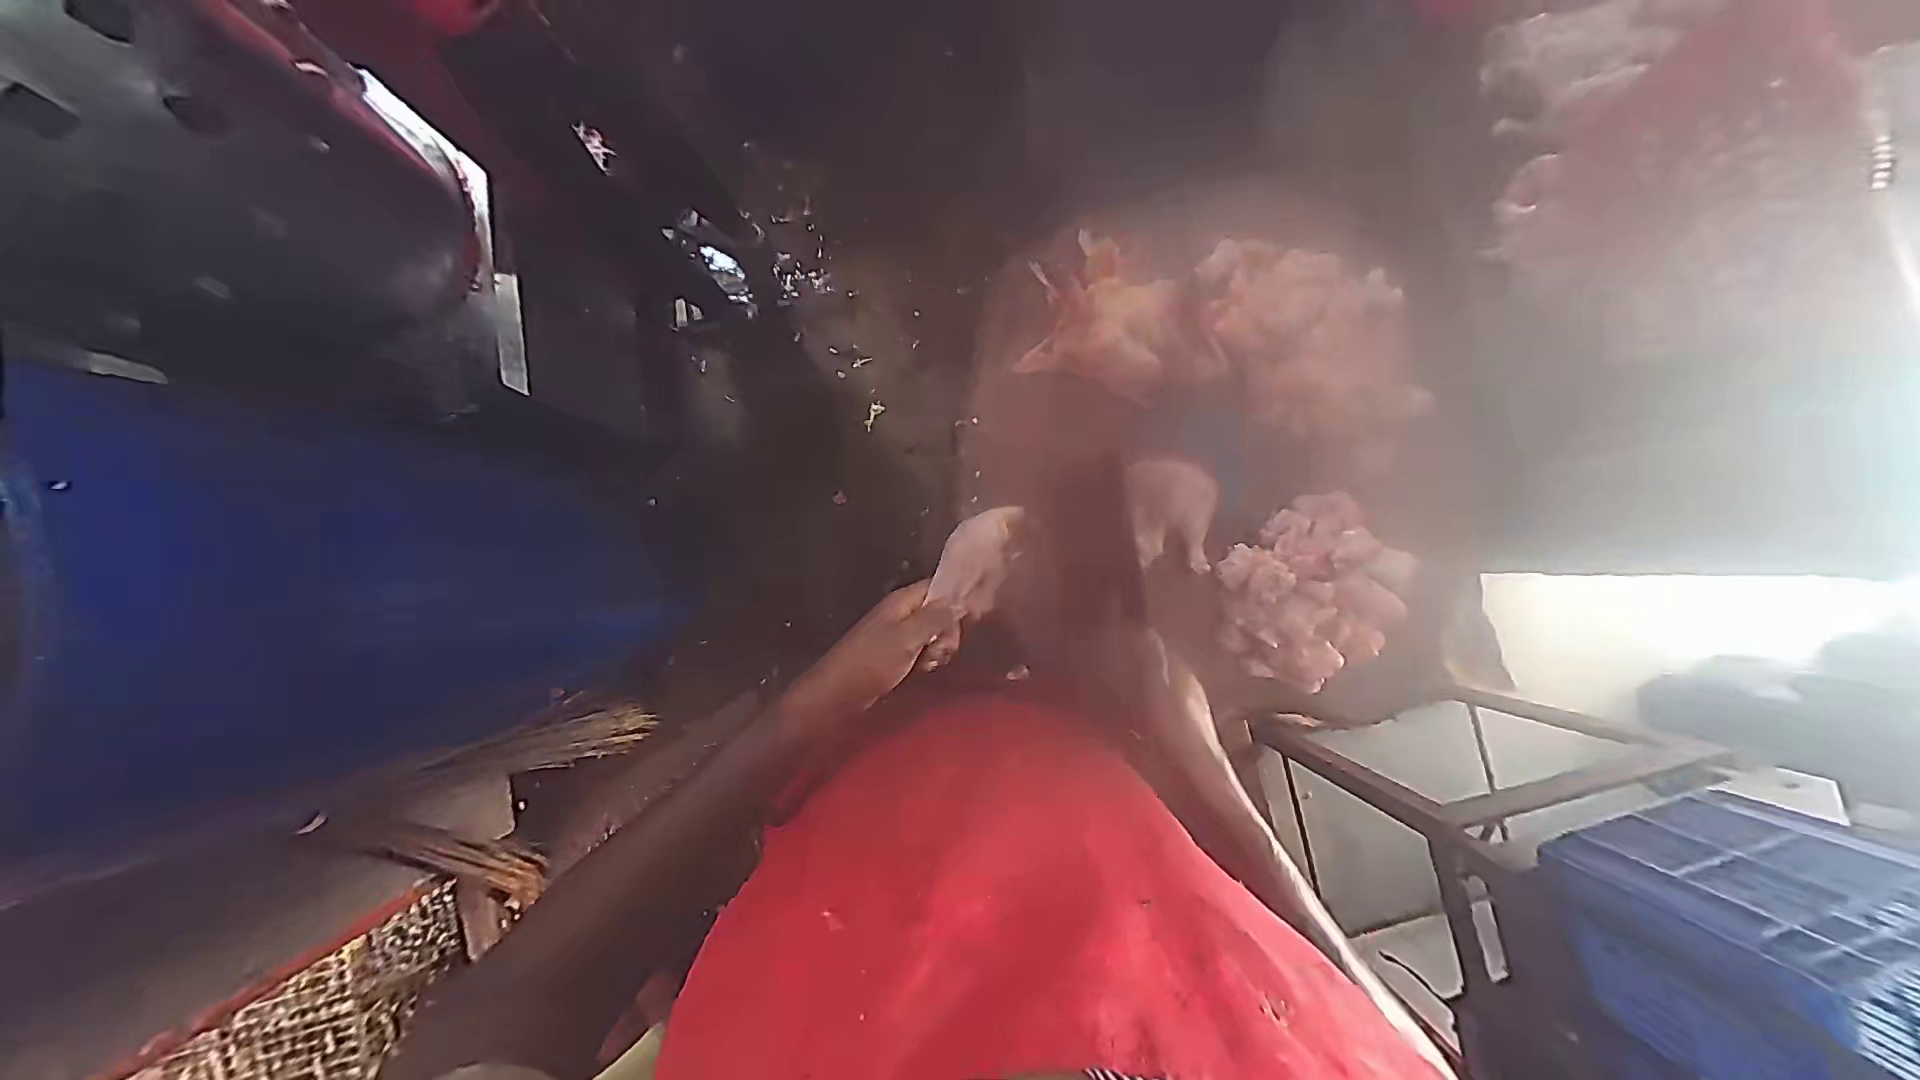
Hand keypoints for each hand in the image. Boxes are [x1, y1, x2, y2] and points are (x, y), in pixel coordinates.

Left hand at [780, 581, 959, 738]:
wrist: (838, 694)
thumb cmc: (872, 662)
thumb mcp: (908, 637)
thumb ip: (936, 618)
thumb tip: (959, 603)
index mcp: (902, 601)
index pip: (939, 586)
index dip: (956, 600)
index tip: (968, 620)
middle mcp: (902, 613)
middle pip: (940, 612)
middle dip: (948, 631)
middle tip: (940, 650)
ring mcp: (899, 634)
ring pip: (934, 634)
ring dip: (939, 649)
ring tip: (929, 663)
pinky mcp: (897, 654)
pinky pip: (923, 650)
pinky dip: (927, 660)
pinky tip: (923, 670)